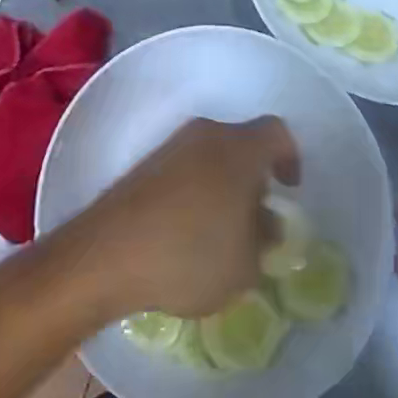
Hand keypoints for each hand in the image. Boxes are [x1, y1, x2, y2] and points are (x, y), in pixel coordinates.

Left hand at [68, 116, 298, 318]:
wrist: (107, 253)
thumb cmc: (190, 254)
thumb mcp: (245, 264)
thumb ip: (264, 240)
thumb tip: (264, 223)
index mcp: (239, 148)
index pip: (277, 133)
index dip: (289, 157)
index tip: (288, 189)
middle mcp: (206, 135)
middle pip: (241, 143)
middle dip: (254, 177)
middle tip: (255, 216)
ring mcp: (171, 146)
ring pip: (211, 155)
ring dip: (223, 185)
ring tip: (221, 231)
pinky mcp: (144, 164)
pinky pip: (183, 168)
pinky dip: (195, 190)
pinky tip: (187, 231)